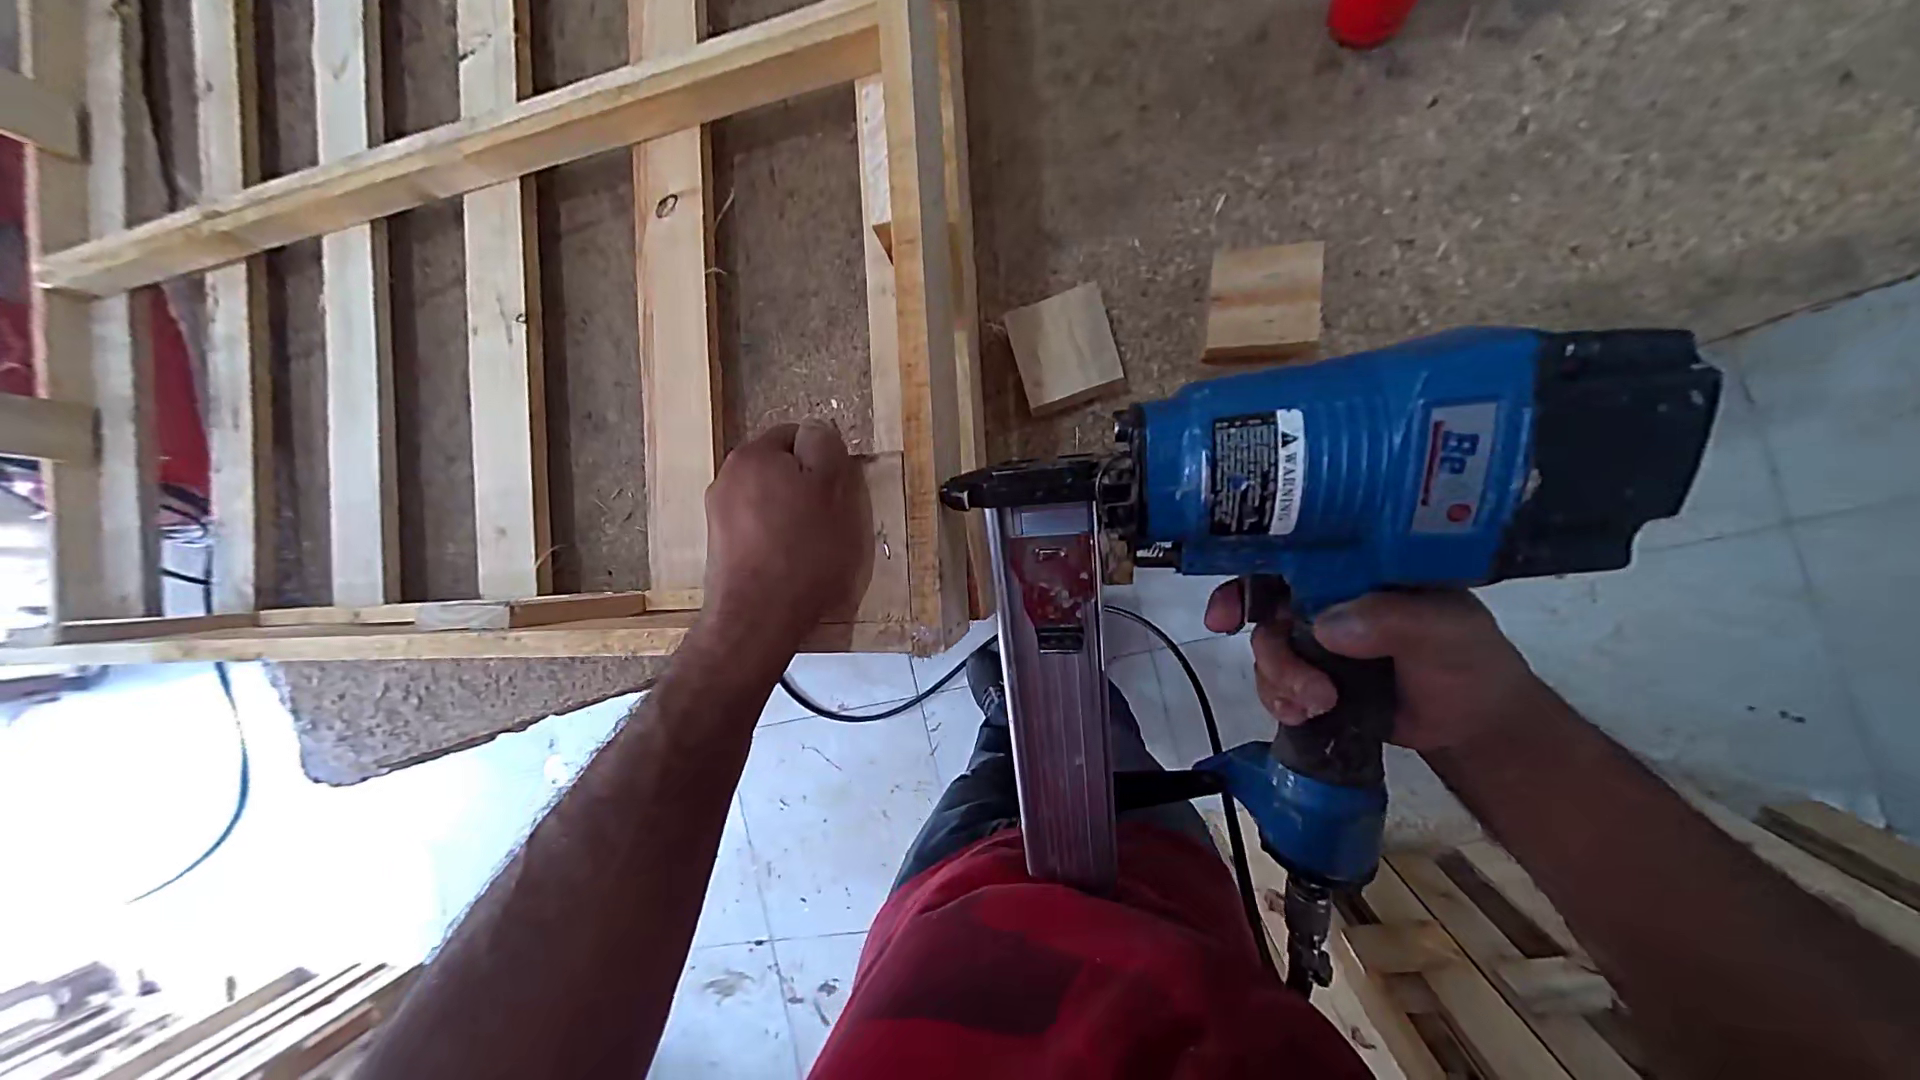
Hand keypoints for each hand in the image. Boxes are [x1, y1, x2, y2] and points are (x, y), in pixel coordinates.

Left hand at [702, 421, 867, 657]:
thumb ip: (825, 447)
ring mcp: (719, 514)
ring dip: (791, 515)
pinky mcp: (720, 546)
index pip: (797, 435)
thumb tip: (815, 432)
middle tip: (829, 519)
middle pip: (781, 469)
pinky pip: (757, 529)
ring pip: (769, 501)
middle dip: (806, 487)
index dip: (823, 459)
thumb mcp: (831, 489)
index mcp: (753, 454)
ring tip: (811, 547)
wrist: (758, 617)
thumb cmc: (803, 550)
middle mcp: (728, 477)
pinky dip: (775, 539)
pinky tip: (789, 563)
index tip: (838, 490)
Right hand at [1203, 584, 1550, 751]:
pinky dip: (1279, 700)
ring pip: (1265, 649)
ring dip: (1279, 678)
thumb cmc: (1467, 661)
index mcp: (1351, 568)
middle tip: (1279, 671)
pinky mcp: (1308, 677)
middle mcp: (1322, 597)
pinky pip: (1272, 683)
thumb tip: (1325, 626)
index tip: (1228, 610)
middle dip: (1265, 643)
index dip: (1249, 572)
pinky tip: (1301, 715)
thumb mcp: (1446, 630)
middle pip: (1263, 606)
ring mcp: (1311, 639)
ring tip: (1316, 705)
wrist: (1472, 727)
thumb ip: (1394, 620)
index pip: (1290, 553)